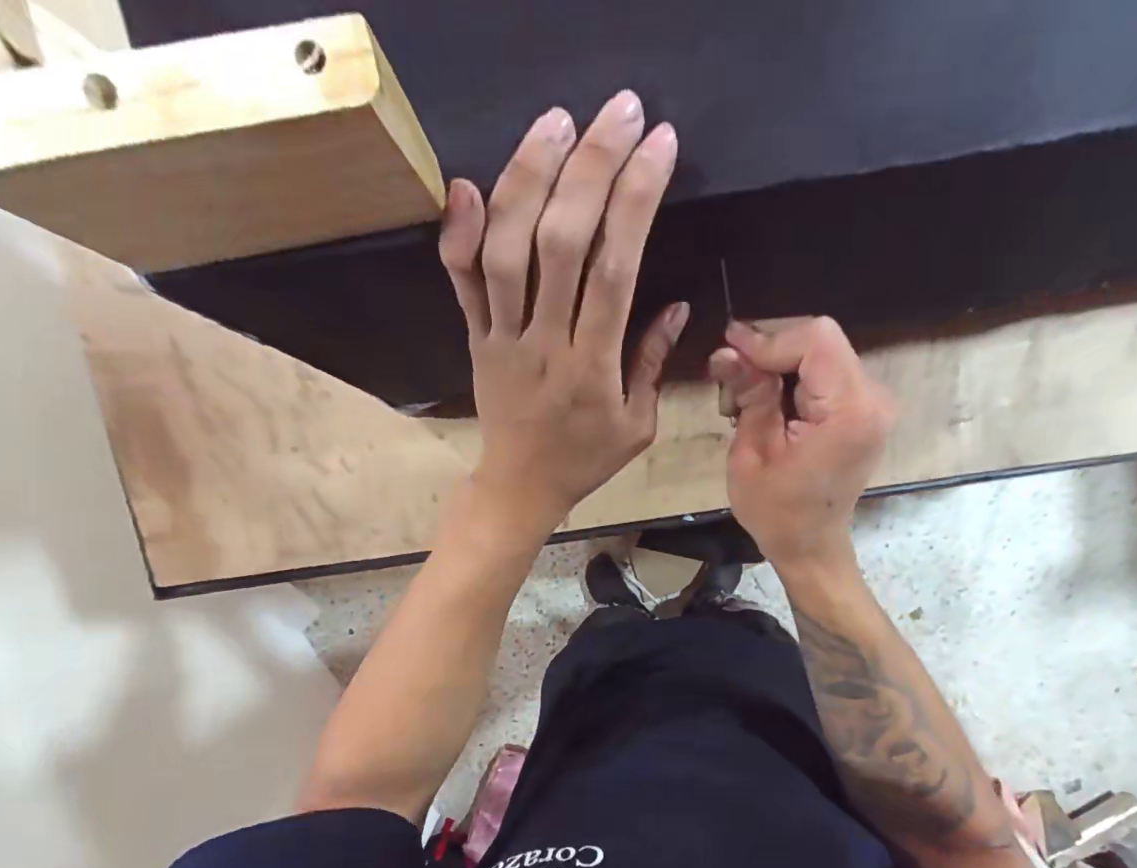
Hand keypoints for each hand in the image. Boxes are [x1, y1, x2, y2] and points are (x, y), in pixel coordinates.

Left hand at [438, 91, 685, 532]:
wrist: (520, 485)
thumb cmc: (586, 458)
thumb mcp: (638, 425)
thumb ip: (651, 362)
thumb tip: (678, 303)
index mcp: (594, 366)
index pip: (615, 269)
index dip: (635, 202)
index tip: (658, 148)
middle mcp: (545, 342)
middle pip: (561, 242)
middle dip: (592, 168)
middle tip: (618, 112)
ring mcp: (501, 336)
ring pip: (505, 249)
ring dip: (529, 178)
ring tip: (558, 123)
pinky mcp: (473, 336)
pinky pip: (459, 281)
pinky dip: (458, 232)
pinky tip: (471, 182)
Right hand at [710, 317, 894, 572]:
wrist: (811, 546)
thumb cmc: (777, 513)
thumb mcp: (751, 454)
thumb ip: (748, 395)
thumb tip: (728, 349)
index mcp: (850, 413)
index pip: (815, 339)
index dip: (768, 338)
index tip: (729, 351)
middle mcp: (872, 399)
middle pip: (820, 339)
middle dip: (770, 349)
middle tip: (730, 374)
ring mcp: (873, 402)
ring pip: (820, 350)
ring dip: (777, 363)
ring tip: (743, 395)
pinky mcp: (863, 407)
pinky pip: (825, 370)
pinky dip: (792, 375)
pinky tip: (766, 400)